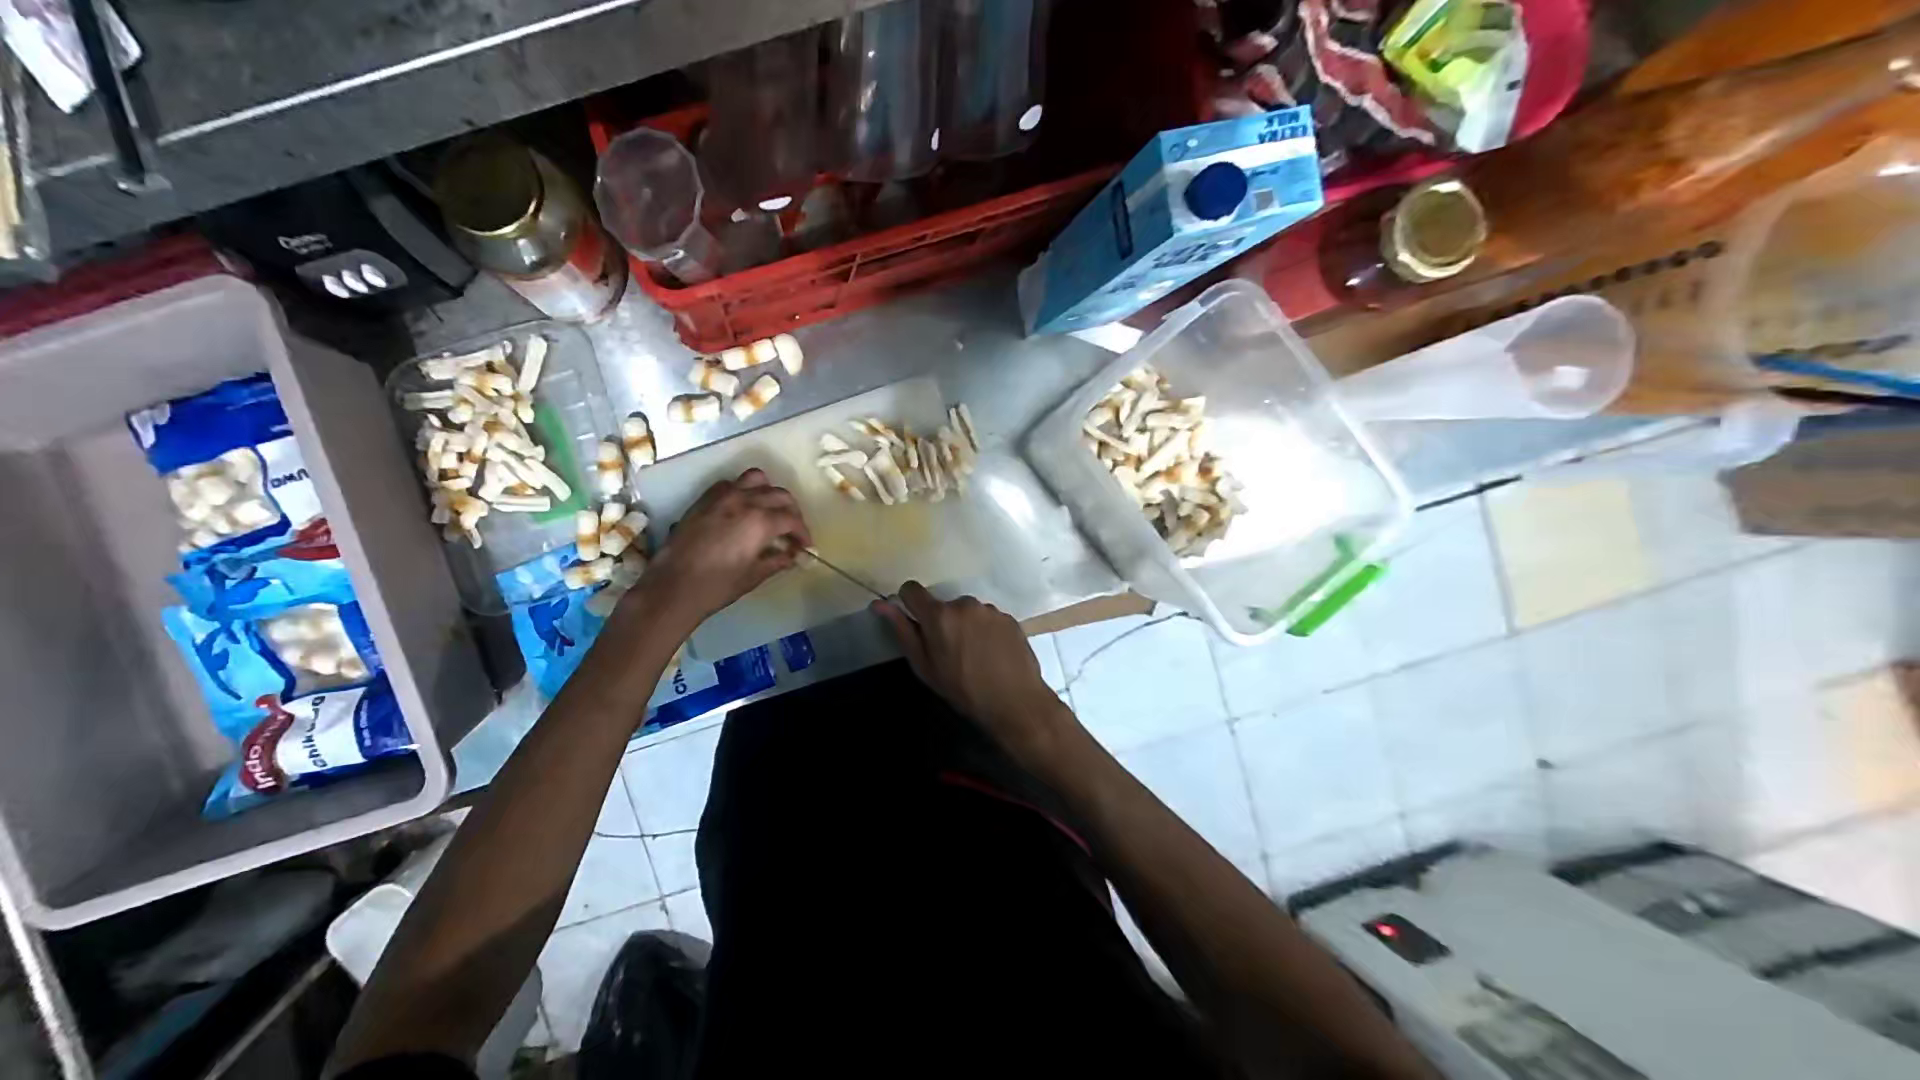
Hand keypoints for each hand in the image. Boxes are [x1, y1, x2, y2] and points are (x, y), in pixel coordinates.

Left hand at [640, 469, 811, 630]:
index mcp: (760, 521)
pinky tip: (742, 509)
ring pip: (756, 479)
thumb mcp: (754, 576)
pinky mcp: (704, 499)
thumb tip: (793, 555)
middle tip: (791, 531)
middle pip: (779, 495)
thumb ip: (778, 560)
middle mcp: (744, 501)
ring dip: (769, 492)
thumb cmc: (717, 586)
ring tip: (769, 510)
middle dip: (791, 512)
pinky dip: (743, 490)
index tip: (804, 546)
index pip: (792, 519)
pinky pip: (731, 484)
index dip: (802, 533)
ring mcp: (722, 497)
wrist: (672, 586)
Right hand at [873, 582, 1074, 763]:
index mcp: (939, 615)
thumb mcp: (925, 667)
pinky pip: (988, 619)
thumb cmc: (963, 690)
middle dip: (942, 622)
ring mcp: (989, 609)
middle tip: (950, 653)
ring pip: (967, 612)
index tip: (916, 624)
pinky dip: (985, 631)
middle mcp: (964, 603)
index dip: (909, 604)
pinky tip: (992, 655)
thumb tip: (881, 604)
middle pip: (943, 605)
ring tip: (974, 657)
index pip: (912, 590)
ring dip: (965, 626)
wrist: (1015, 702)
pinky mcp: (1008, 617)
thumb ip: (903, 631)